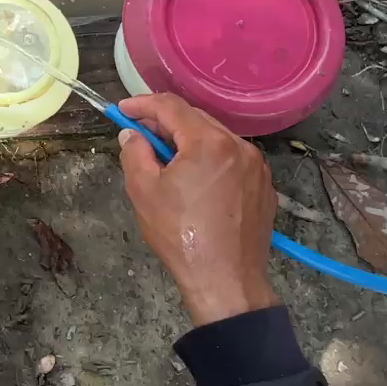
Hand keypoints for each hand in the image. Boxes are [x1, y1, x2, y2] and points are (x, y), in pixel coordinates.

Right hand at [116, 93, 279, 326]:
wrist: (226, 281)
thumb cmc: (180, 234)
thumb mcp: (143, 190)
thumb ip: (134, 152)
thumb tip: (133, 134)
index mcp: (208, 142)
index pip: (171, 106)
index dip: (142, 104)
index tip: (122, 110)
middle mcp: (238, 146)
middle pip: (195, 118)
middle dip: (164, 121)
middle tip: (139, 134)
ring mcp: (256, 167)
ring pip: (215, 137)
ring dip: (187, 139)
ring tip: (164, 158)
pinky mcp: (263, 187)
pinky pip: (231, 158)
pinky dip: (208, 157)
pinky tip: (193, 177)